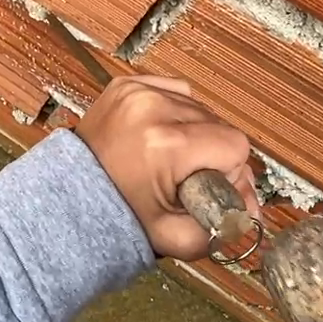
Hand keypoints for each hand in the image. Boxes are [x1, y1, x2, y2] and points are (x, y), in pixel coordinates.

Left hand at [74, 75, 258, 259]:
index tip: (212, 188)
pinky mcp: (126, 84)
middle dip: (213, 155)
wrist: (69, 196)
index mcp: (166, 144)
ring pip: (198, 107)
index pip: (235, 145)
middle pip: (219, 124)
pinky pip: (173, 91)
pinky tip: (162, 135)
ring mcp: (136, 91)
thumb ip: (226, 225)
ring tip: (171, 159)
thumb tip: (252, 209)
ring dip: (195, 132)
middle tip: (189, 179)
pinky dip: (175, 112)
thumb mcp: (178, 237)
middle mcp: (151, 108)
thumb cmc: (117, 215)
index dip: (232, 172)